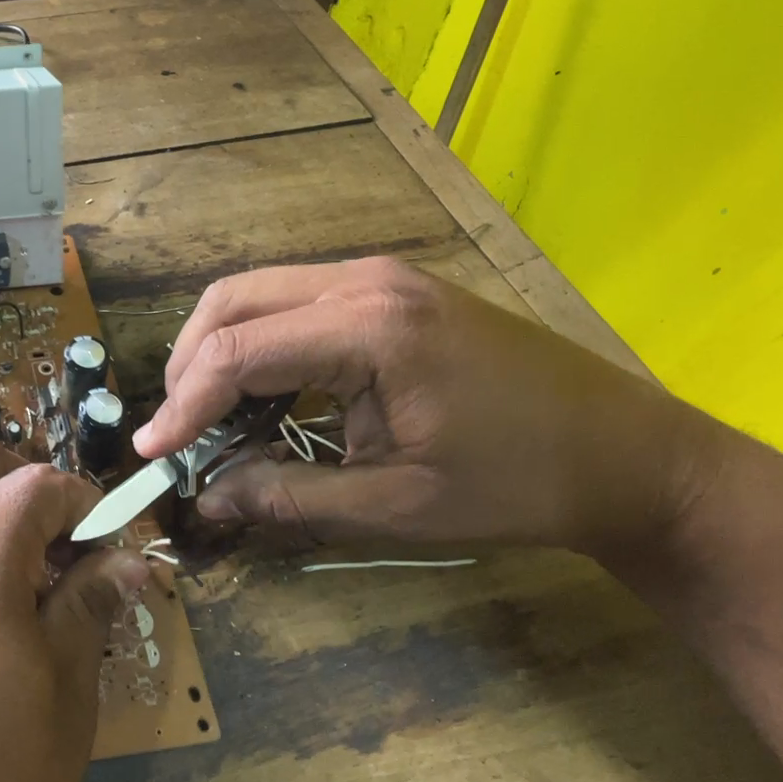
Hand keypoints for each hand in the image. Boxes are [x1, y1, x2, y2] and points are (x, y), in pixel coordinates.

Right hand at [132, 258, 715, 555]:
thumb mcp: (395, 504)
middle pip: (233, 300)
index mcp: (369, 328)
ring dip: (219, 348)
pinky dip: (258, 340)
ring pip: (257, 292)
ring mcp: (379, 277)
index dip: (183, 405)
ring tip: (208, 414)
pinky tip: (262, 391)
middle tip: (177, 430)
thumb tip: (205, 499)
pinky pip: (293, 300)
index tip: (150, 453)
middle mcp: (364, 282)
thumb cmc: (518, 484)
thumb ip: (287, 497)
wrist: (632, 455)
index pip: (239, 352)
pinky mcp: (390, 289)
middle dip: (190, 365)